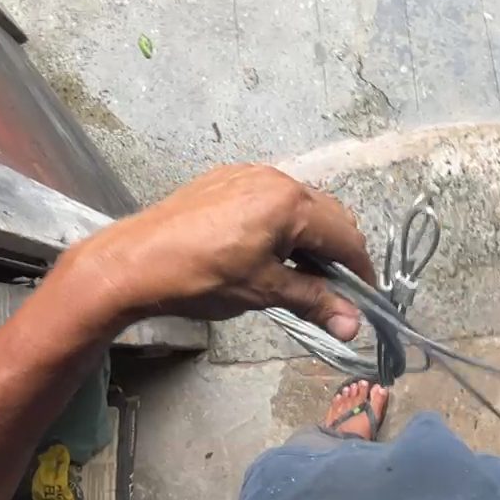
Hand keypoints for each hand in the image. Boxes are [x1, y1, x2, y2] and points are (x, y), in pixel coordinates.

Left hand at [58, 165, 376, 339]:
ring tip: (296, 272)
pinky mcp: (225, 178)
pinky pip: (269, 197)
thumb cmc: (200, 277)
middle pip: (327, 215)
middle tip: (332, 289)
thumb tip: (353, 325)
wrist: (135, 260)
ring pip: (298, 204)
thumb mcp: (264, 291)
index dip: (361, 270)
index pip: (346, 236)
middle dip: (337, 252)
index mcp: (290, 203)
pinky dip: (281, 223)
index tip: (364, 298)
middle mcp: (275, 179)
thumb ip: (314, 301)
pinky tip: (264, 249)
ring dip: (308, 237)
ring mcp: (248, 174)